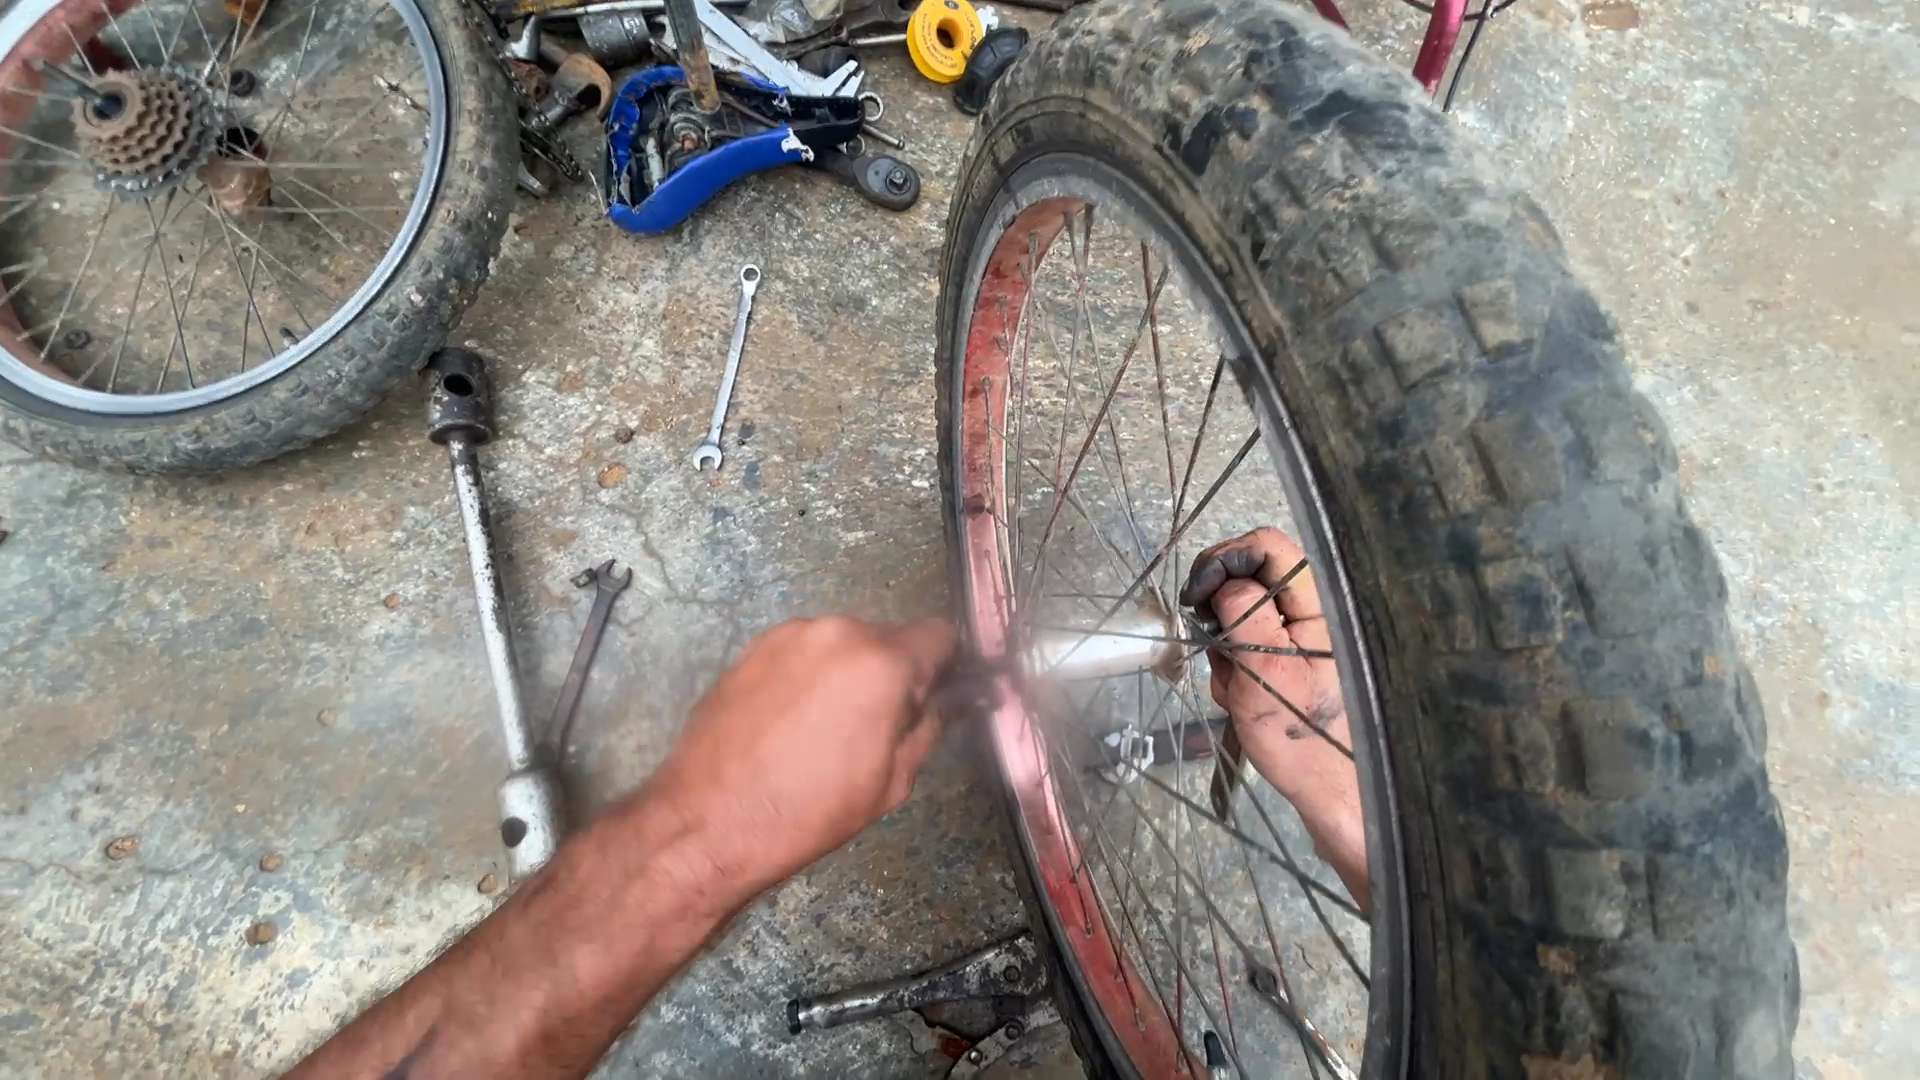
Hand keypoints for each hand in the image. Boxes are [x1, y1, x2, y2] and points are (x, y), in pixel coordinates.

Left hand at [644, 616, 958, 902]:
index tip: (933, 697)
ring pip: (846, 642)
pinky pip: (806, 648)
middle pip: (890, 638)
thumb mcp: (893, 780)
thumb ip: (933, 725)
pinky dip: (812, 671)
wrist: (707, 819)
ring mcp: (793, 632)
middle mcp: (840, 630)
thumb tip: (961, 697)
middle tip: (876, 723)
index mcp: (882, 662)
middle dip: (894, 672)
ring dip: (851, 670)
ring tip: (824, 724)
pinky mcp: (756, 643)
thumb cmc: (812, 810)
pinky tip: (791, 716)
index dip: (945, 666)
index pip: (940, 634)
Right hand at [1180, 528, 1344, 749]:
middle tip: (1209, 639)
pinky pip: (1241, 639)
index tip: (1199, 594)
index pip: (1267, 546)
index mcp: (1316, 604)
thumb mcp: (1266, 671)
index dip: (1226, 558)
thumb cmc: (1301, 736)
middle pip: (1248, 572)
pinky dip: (1230, 662)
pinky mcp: (1282, 654)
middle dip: (1218, 605)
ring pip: (1237, 609)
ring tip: (1233, 684)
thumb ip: (1245, 615)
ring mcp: (1294, 632)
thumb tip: (1223, 580)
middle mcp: (1307, 609)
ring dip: (1222, 642)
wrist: (1326, 789)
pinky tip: (1239, 694)